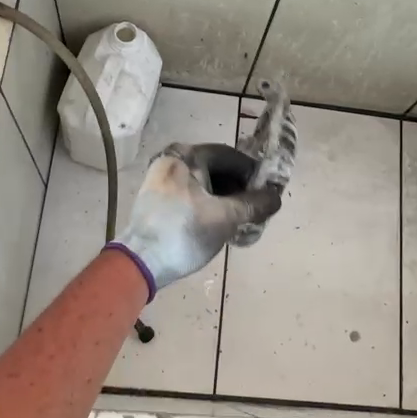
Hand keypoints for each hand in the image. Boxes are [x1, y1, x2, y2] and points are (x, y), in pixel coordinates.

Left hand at [112, 143, 283, 296]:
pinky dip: (207, 202)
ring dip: (224, 196)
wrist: (140, 262)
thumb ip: (255, 204)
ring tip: (238, 218)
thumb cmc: (185, 233)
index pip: (231, 156)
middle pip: (216, 168)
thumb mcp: (226, 218)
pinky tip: (217, 221)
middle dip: (238, 187)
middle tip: (254, 208)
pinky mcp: (156, 196)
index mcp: (188, 155)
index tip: (267, 194)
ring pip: (203, 181)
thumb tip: (276, 197)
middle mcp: (172, 158)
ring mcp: (160, 177)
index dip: (253, 174)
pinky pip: (190, 192)